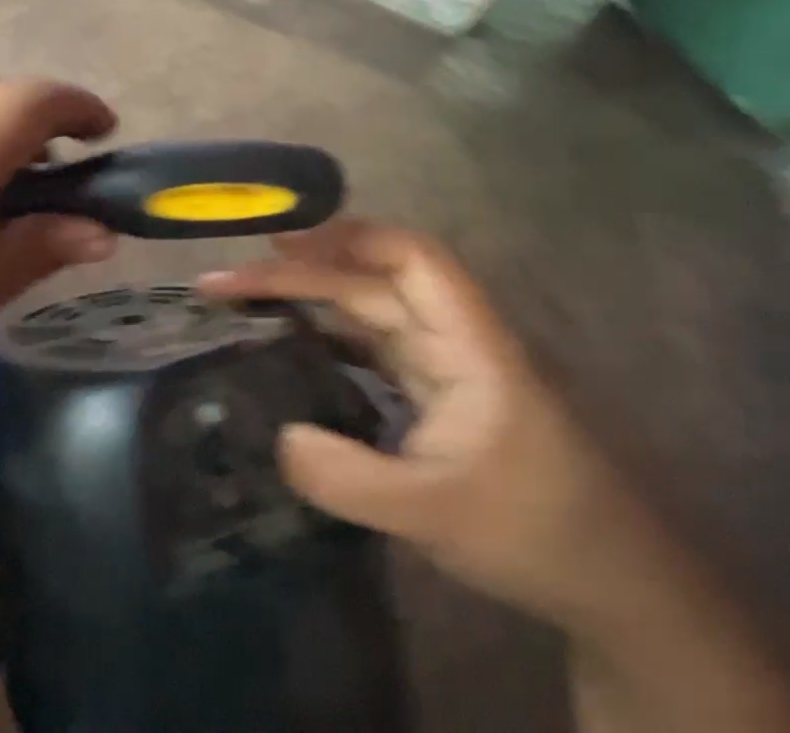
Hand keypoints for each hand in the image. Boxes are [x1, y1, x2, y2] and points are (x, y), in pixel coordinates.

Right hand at [197, 221, 659, 627]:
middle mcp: (454, 347)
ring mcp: (444, 373)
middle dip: (295, 274)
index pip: (412, 262)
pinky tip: (279, 353)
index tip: (272, 247)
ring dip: (303, 302)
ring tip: (236, 308)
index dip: (344, 240)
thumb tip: (275, 434)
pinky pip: (366, 352)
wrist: (610, 587)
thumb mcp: (434, 513)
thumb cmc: (536, 534)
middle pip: (372, 284)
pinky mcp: (433, 402)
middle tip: (217, 287)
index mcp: (469, 350)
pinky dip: (319, 339)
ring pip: (366, 314)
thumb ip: (347, 477)